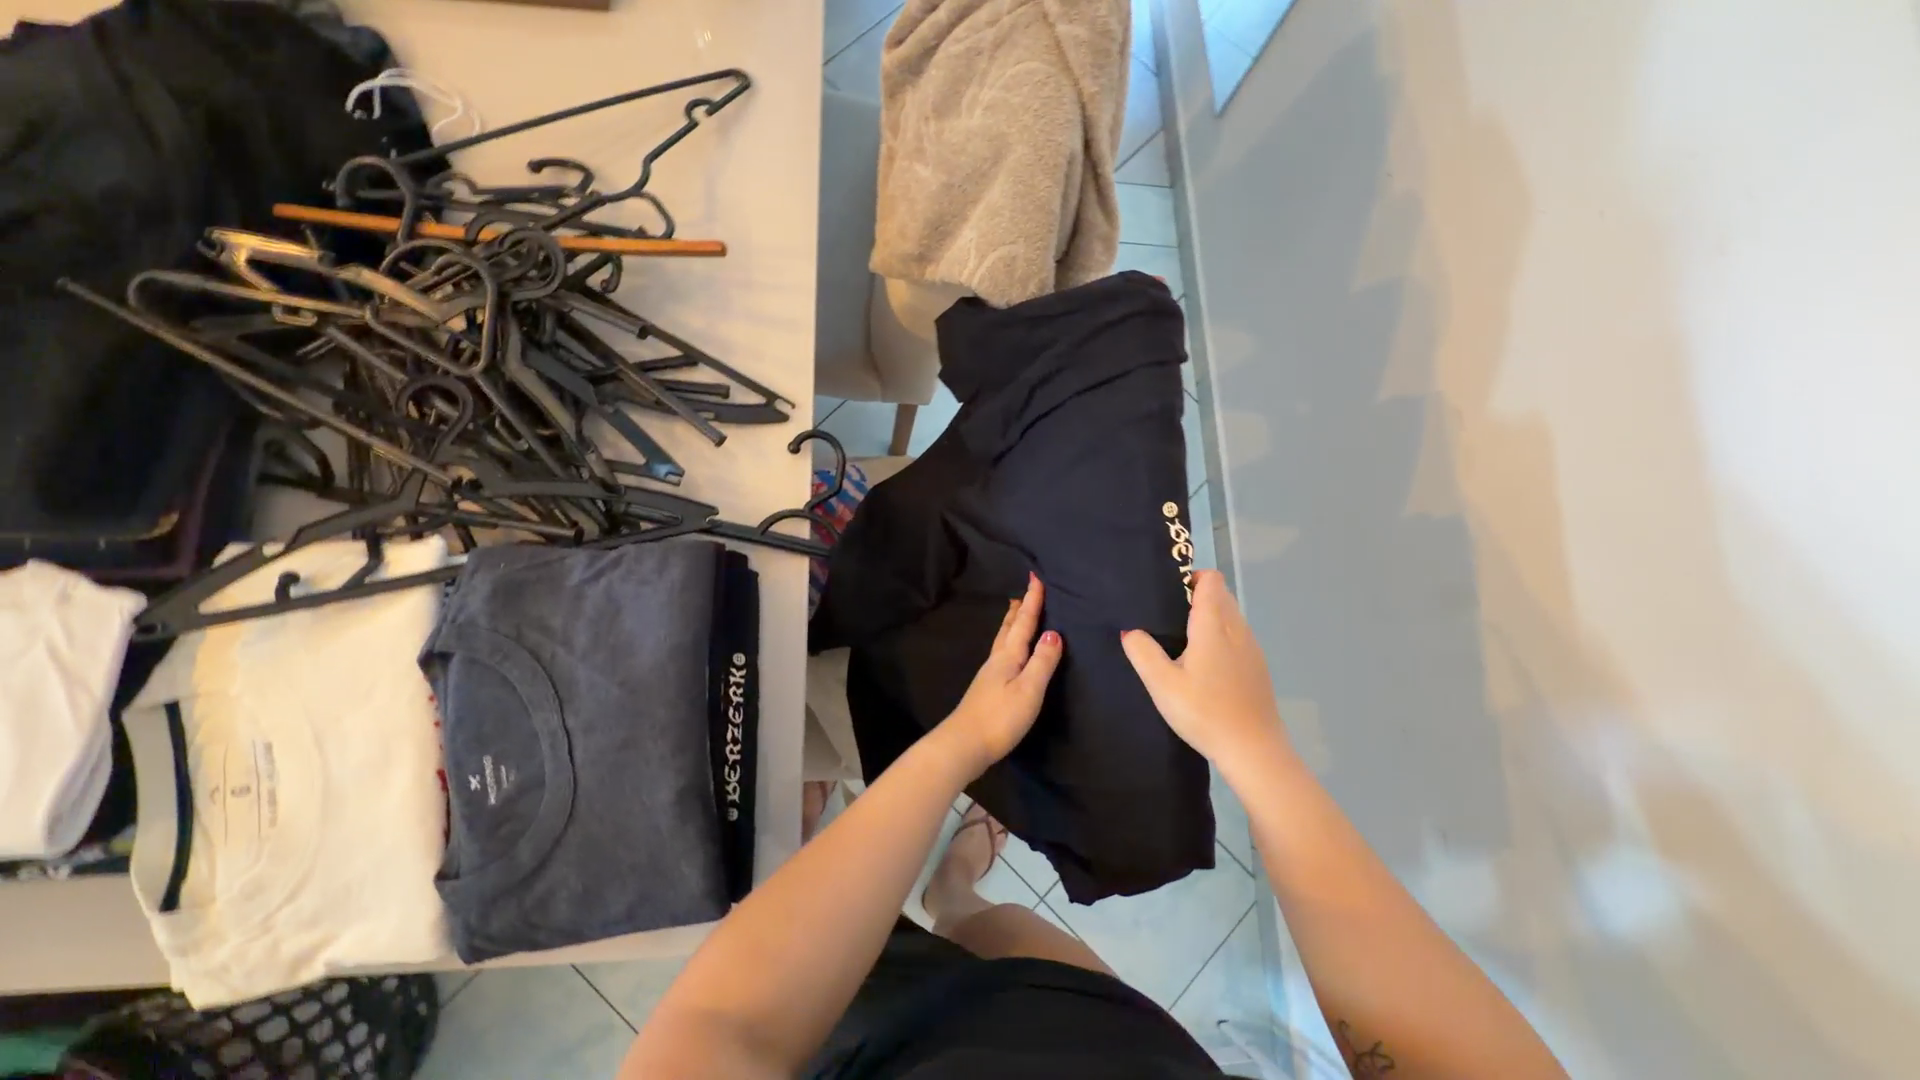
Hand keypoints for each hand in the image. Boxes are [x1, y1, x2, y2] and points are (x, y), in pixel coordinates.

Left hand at [937, 574, 1062, 777]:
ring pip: (1003, 642)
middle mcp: (996, 660)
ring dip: (1011, 625)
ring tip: (1016, 615)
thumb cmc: (1000, 717)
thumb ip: (1042, 661)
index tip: (1035, 577)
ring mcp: (989, 675)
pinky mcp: (987, 691)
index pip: (1024, 623)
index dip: (1032, 601)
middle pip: (1009, 629)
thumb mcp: (1029, 689)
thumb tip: (1054, 633)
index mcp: (1009, 656)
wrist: (964, 745)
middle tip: (1024, 593)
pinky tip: (1009, 654)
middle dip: (1019, 610)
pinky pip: (1001, 656)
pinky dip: (1008, 645)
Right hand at [1121, 570, 1289, 763]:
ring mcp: (1251, 649)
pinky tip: (1205, 666)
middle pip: (1222, 595)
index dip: (1191, 578)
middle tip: (1168, 618)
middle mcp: (1237, 629)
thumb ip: (1143, 652)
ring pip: (1232, 617)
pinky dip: (1221, 637)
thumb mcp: (1162, 685)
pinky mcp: (1257, 668)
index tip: (1168, 594)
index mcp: (1214, 626)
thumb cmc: (1204, 712)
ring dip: (1210, 618)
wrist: (1253, 749)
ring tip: (1183, 642)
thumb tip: (1131, 631)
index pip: (1211, 580)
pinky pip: (1238, 637)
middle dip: (1197, 597)